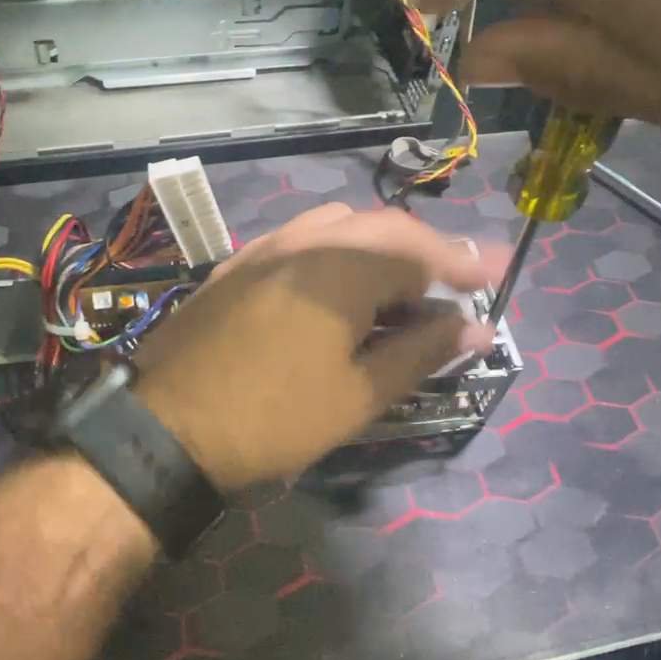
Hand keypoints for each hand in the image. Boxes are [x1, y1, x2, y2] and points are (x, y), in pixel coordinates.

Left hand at [131, 204, 504, 493]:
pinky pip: (300, 244)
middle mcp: (304, 242)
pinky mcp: (235, 269)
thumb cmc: (273, 419)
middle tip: (454, 282)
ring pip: (337, 230)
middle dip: (424, 251)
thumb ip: (420, 352)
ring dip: (378, 249)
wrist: (163, 429)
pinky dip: (336, 256)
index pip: (419, 250)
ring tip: (401, 286)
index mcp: (342, 267)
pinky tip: (340, 287)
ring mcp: (263, 251)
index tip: (497, 272)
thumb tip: (473, 327)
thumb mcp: (358, 395)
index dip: (463, 263)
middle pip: (380, 229)